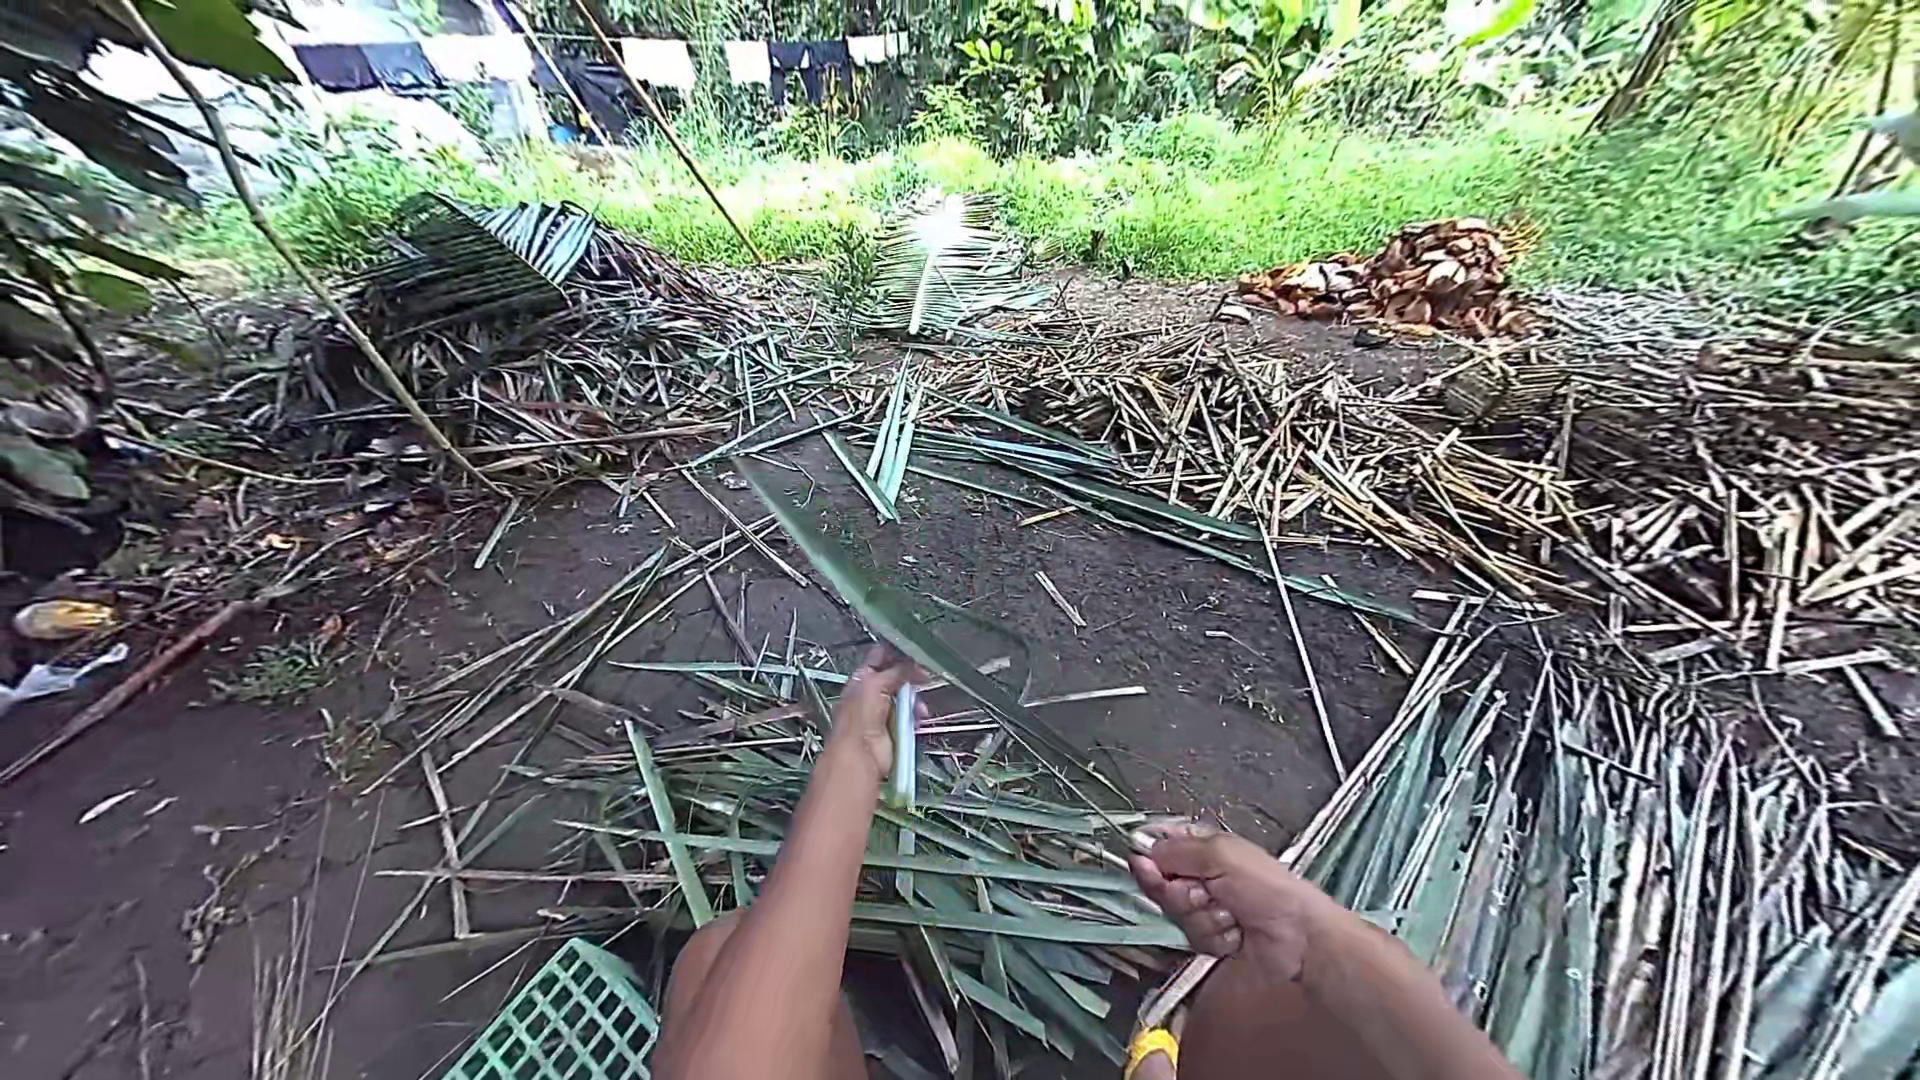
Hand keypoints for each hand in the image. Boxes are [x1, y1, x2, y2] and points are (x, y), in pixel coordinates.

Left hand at [830, 644, 926, 778]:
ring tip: (919, 706)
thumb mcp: (876, 684)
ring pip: (905, 697)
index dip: (896, 653)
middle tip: (923, 676)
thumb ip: (896, 671)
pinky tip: (919, 716)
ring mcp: (884, 711)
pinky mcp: (895, 727)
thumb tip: (914, 664)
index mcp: (862, 679)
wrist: (861, 755)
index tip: (914, 651)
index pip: (880, 658)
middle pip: (896, 677)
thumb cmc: (859, 718)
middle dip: (910, 677)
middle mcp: (872, 694)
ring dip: (914, 699)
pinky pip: (910, 715)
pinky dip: (916, 715)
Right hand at [1128, 821, 1341, 981]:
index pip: (1158, 847)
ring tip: (1229, 915)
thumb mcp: (1219, 855)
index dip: (1149, 858)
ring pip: (1176, 912)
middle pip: (1161, 882)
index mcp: (1201, 846)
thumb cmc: (1265, 887)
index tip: (1146, 866)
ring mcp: (1204, 907)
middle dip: (1180, 892)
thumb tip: (1140, 851)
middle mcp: (1198, 874)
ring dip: (1201, 916)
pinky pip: (1193, 936)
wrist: (1300, 940)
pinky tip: (1234, 934)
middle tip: (1203, 894)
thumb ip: (1175, 851)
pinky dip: (1213, 936)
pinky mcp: (1211, 937)